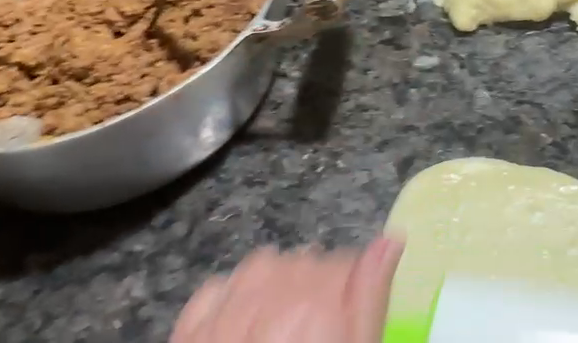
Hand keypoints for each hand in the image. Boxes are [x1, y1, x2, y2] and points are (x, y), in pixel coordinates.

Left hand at [171, 238, 405, 342]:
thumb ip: (369, 303)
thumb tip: (389, 244)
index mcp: (316, 312)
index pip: (348, 266)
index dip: (357, 291)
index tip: (353, 320)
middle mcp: (269, 296)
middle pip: (307, 265)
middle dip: (319, 292)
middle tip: (321, 335)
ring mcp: (224, 313)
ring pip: (265, 267)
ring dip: (280, 287)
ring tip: (285, 331)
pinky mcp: (189, 332)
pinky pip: (219, 288)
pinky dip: (234, 296)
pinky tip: (245, 324)